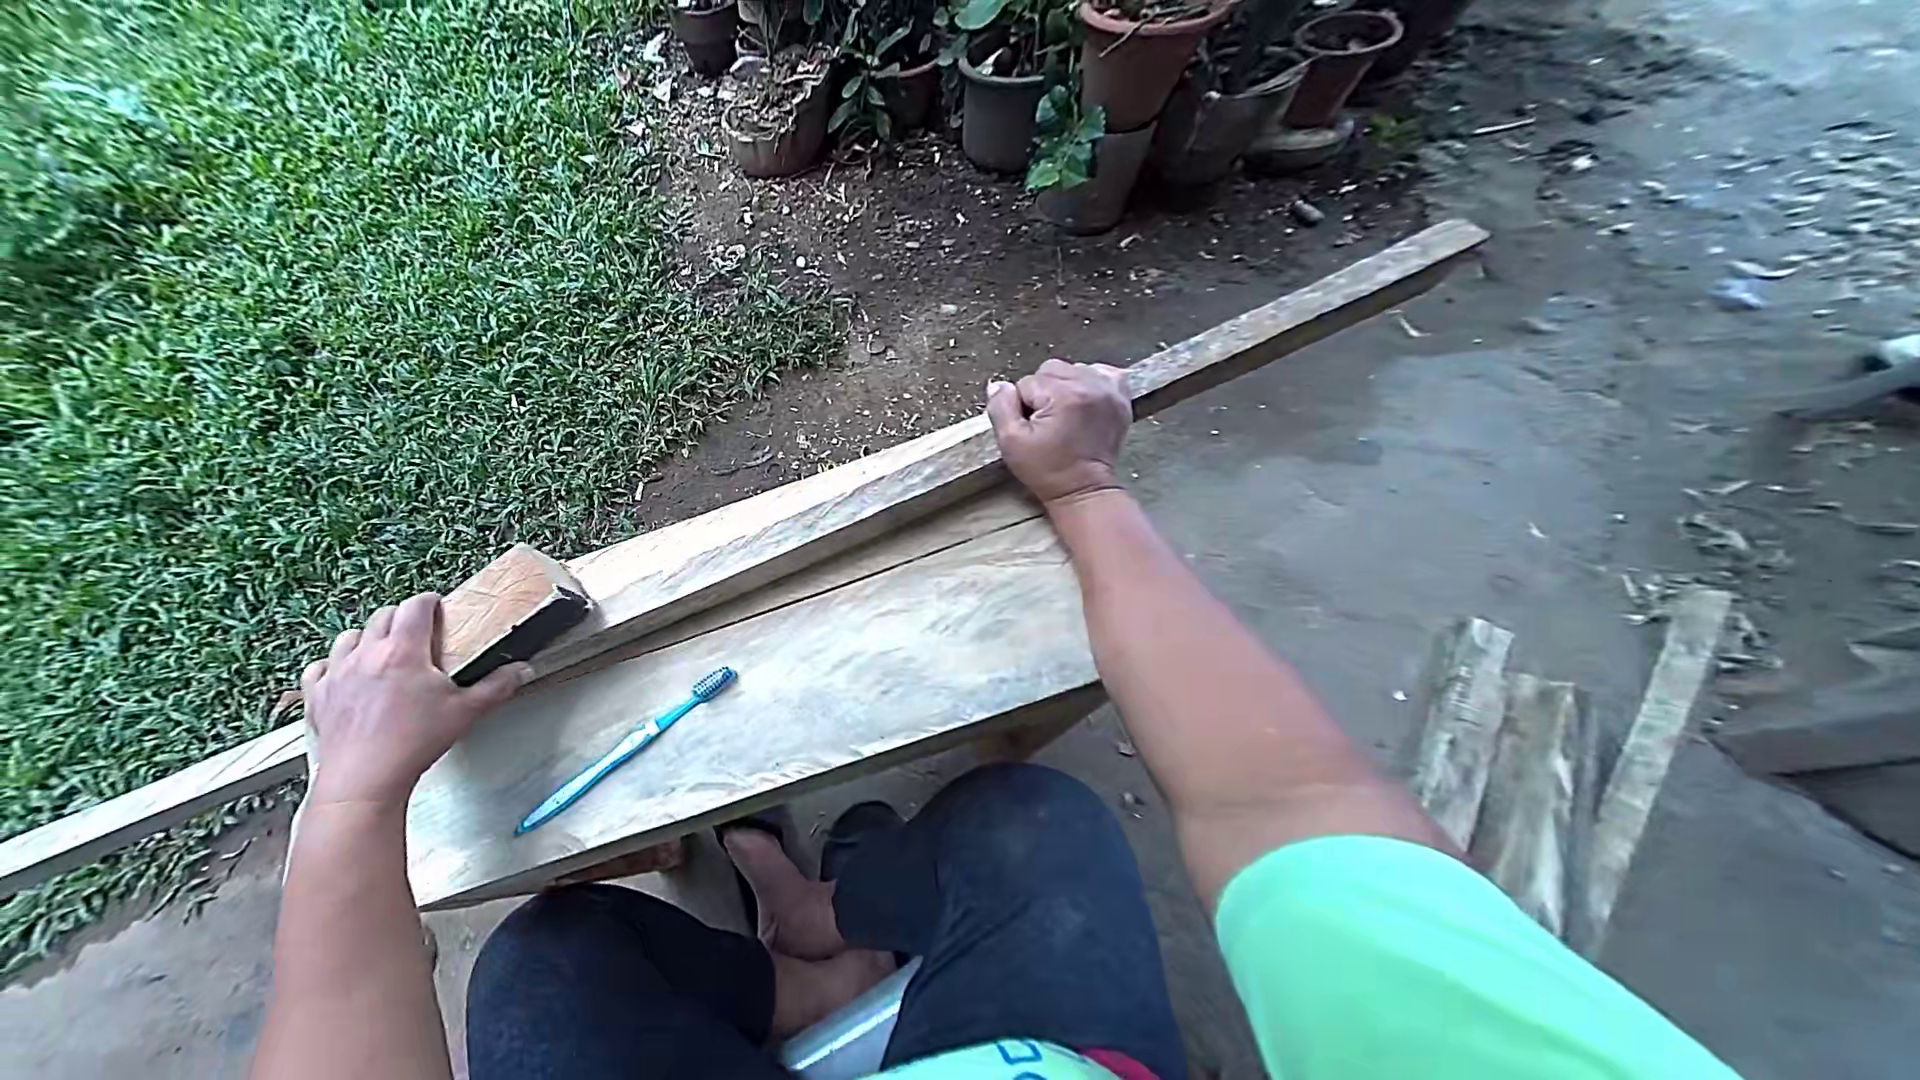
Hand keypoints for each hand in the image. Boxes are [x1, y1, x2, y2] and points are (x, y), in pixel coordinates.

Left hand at [300, 593, 530, 808]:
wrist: (365, 778)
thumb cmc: (415, 741)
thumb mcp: (468, 710)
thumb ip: (498, 685)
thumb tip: (523, 669)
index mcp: (404, 652)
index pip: (414, 607)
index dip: (428, 601)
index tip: (437, 605)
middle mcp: (366, 655)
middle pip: (382, 616)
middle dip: (402, 617)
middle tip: (420, 630)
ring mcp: (336, 674)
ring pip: (349, 636)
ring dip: (368, 637)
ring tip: (385, 650)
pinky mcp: (318, 695)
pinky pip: (320, 666)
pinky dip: (335, 663)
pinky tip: (349, 673)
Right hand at [985, 359, 1131, 506]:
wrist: (1084, 490)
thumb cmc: (1048, 471)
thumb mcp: (1011, 442)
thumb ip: (1001, 407)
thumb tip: (998, 385)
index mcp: (1063, 395)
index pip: (1026, 382)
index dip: (1023, 407)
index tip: (1034, 429)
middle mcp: (1090, 385)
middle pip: (1050, 371)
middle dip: (1043, 394)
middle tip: (1048, 423)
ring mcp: (1109, 390)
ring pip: (1072, 370)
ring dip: (1064, 388)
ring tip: (1066, 417)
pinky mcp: (1120, 397)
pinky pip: (1100, 372)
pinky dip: (1088, 383)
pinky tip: (1083, 404)